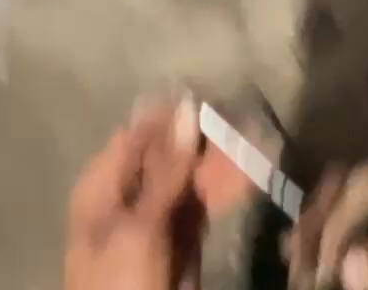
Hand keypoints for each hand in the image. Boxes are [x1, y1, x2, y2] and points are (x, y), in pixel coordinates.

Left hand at [64, 97, 254, 289]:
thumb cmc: (121, 288)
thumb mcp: (140, 229)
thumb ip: (167, 169)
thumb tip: (187, 108)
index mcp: (104, 188)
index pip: (141, 133)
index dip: (176, 114)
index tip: (216, 96)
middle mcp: (129, 195)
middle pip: (173, 152)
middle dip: (210, 138)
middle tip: (250, 121)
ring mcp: (157, 219)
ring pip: (194, 176)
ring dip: (226, 160)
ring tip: (263, 143)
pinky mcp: (182, 240)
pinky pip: (206, 203)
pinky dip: (229, 189)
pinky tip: (255, 174)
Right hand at [287, 142, 367, 289]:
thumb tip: (346, 266)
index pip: (356, 187)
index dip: (330, 231)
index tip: (314, 277)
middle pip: (345, 184)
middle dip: (318, 226)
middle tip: (295, 269)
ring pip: (349, 194)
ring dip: (324, 229)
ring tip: (300, 266)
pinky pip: (367, 210)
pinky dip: (343, 233)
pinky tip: (330, 260)